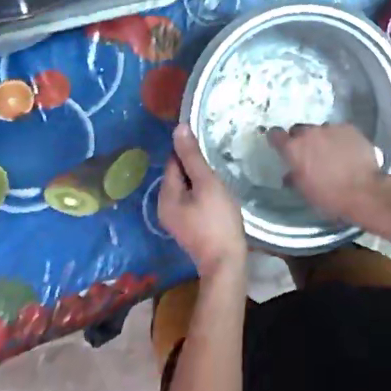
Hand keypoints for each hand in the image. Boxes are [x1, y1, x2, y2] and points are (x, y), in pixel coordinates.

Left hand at [158, 125, 246, 281]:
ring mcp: (176, 219)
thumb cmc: (217, 220)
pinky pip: (192, 200)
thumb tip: (178, 128)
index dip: (188, 149)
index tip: (208, 142)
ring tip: (220, 171)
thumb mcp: (207, 183)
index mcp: (165, 195)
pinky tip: (218, 192)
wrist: (226, 262)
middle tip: (218, 157)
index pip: (173, 161)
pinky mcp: (188, 226)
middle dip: (195, 164)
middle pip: (178, 174)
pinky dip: (203, 192)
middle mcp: (165, 206)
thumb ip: (192, 157)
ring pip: (186, 187)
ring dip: (200, 178)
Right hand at [267, 123, 387, 221]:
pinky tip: (347, 151)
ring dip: (322, 139)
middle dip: (301, 140)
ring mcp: (331, 128)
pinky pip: (339, 131)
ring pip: (321, 130)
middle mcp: (310, 133)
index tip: (280, 144)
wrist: (364, 191)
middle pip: (299, 130)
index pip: (276, 134)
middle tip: (309, 154)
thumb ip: (294, 177)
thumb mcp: (305, 191)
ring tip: (332, 154)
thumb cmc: (330, 196)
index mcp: (294, 148)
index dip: (277, 139)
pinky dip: (340, 139)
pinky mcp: (349, 128)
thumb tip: (289, 174)